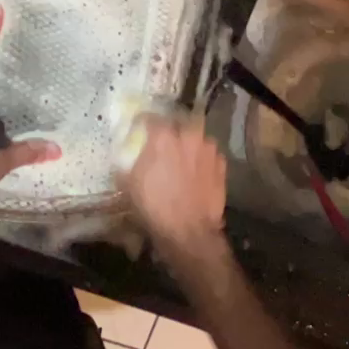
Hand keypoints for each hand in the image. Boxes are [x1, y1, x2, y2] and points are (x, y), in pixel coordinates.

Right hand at [124, 118, 226, 253]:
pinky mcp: (222, 165)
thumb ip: (128, 162)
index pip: (149, 117)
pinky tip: (197, 172)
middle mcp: (189, 135)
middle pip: (177, 123)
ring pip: (197, 138)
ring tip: (182, 158)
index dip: (141, 123)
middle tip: (163, 143)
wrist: (189, 231)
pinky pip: (209, 155)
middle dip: (170, 130)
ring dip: (189, 144)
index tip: (137, 129)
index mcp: (163, 136)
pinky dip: (202, 160)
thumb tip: (126, 155)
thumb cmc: (154, 207)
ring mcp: (209, 149)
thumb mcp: (129, 184)